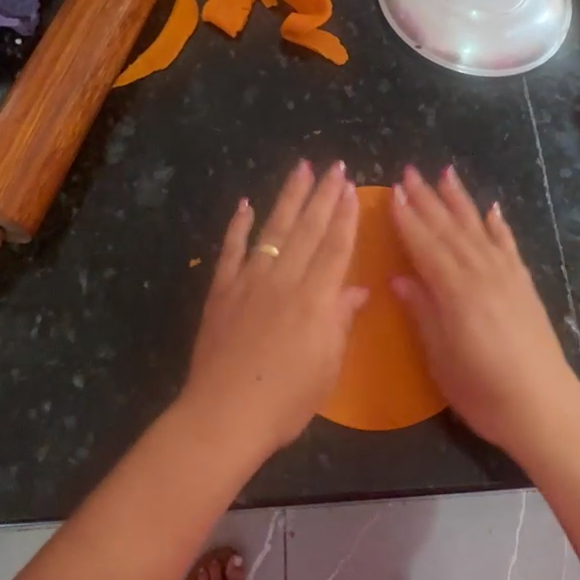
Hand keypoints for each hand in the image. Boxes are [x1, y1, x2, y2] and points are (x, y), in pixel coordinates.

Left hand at [179, 161, 368, 458]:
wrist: (225, 414)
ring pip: (273, 230)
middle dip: (323, 195)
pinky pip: (231, 250)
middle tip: (334, 166)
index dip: (345, 216)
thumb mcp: (327, 367)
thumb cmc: (286, 400)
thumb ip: (341, 322)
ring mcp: (250, 281)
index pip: (335, 247)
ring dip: (288, 197)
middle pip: (308, 229)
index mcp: (316, 299)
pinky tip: (245, 205)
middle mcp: (285, 280)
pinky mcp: (222, 291)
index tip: (351, 188)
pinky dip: (238, 226)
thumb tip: (358, 289)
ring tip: (301, 169)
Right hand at [390, 166, 579, 453]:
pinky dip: (497, 225)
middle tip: (410, 171)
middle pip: (449, 228)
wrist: (544, 408)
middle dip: (428, 199)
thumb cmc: (483, 391)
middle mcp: (481, 273)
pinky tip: (491, 209)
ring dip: (460, 200)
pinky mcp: (524, 285)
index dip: (407, 218)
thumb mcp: (441, 357)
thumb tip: (399, 278)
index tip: (391, 191)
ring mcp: (506, 276)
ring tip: (446, 173)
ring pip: (477, 228)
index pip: (425, 244)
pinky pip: (508, 246)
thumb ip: (423, 312)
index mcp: (455, 290)